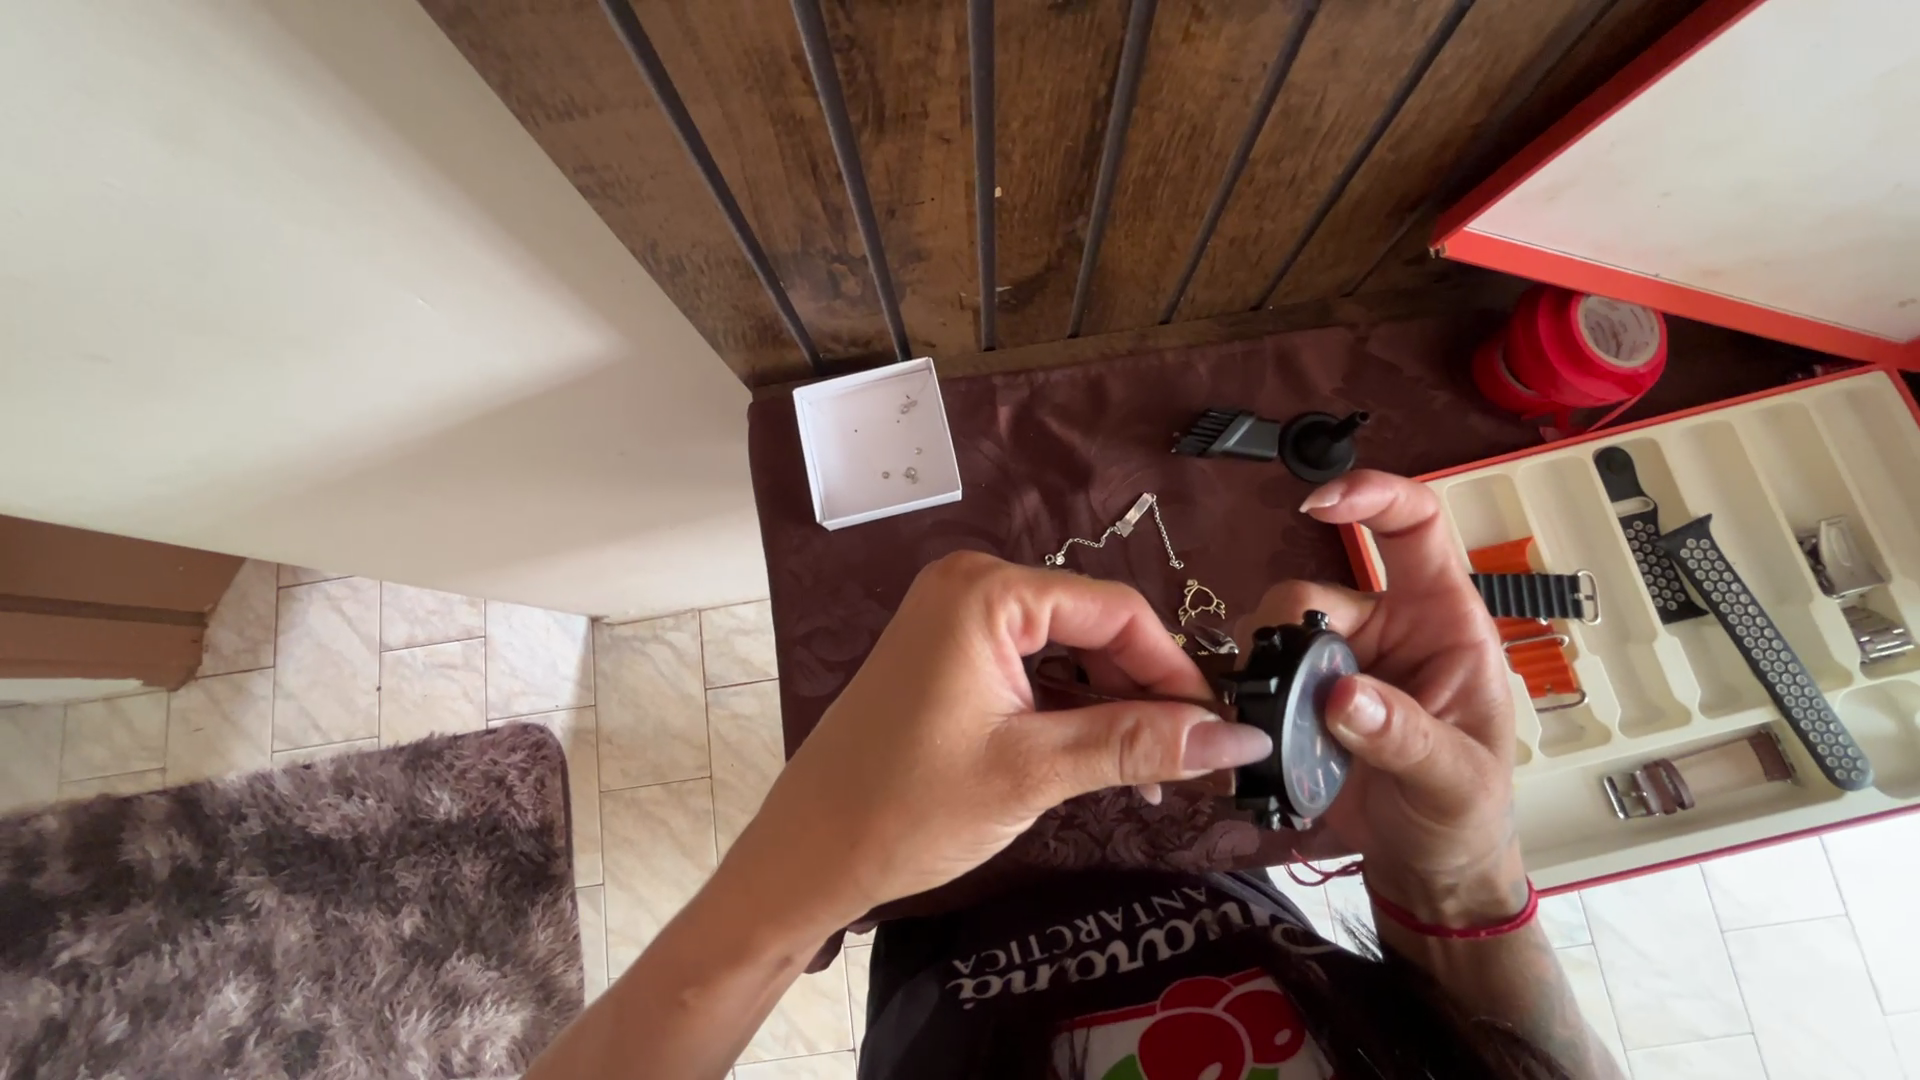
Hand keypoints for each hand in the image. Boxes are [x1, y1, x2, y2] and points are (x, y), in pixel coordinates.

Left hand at [730, 552, 1274, 922]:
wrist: (809, 852)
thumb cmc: (908, 807)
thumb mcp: (1033, 771)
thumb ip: (1137, 744)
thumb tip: (1240, 736)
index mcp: (986, 592)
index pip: (1114, 609)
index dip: (1173, 668)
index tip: (1215, 729)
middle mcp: (972, 586)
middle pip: (1092, 625)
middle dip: (1141, 691)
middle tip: (1184, 761)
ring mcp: (956, 618)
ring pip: (1066, 649)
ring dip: (1110, 705)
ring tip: (1145, 773)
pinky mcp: (951, 654)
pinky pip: (1031, 666)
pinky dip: (1069, 708)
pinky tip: (1099, 755)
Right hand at [1238, 470, 1524, 924]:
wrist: (1422, 862)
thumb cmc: (1463, 814)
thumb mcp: (1456, 781)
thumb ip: (1407, 738)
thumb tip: (1343, 696)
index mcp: (1442, 623)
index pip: (1415, 528)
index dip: (1373, 497)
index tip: (1316, 505)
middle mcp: (1383, 628)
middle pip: (1313, 589)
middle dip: (1286, 629)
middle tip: (1285, 687)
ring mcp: (1335, 659)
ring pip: (1273, 627)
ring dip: (1263, 666)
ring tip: (1275, 721)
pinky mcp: (1298, 689)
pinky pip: (1256, 665)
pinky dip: (1246, 688)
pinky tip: (1251, 722)